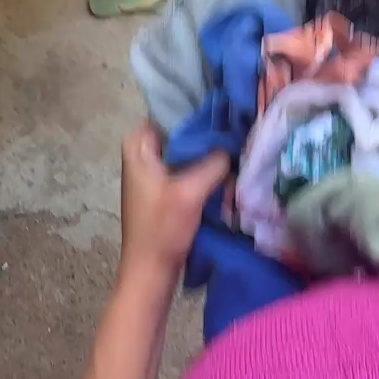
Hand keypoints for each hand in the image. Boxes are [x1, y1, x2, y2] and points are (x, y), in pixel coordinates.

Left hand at [118, 123, 228, 287]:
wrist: (151, 273)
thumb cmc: (162, 230)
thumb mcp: (191, 192)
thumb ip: (215, 162)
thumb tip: (235, 144)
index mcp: (138, 145)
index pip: (172, 110)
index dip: (200, 108)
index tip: (229, 106)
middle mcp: (142, 152)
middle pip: (181, 129)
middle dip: (208, 129)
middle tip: (239, 124)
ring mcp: (153, 170)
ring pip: (187, 148)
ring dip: (209, 149)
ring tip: (239, 141)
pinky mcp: (165, 187)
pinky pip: (188, 166)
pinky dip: (205, 166)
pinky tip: (229, 163)